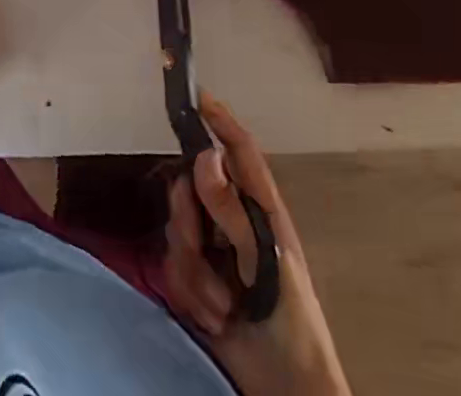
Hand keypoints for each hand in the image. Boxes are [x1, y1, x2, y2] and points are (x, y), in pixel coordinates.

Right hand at [163, 95, 350, 395]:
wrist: (280, 385)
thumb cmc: (289, 321)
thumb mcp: (265, 262)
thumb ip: (231, 210)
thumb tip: (206, 154)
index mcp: (262, 214)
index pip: (240, 155)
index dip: (221, 122)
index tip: (197, 94)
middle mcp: (232, 224)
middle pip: (189, 192)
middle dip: (189, 225)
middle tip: (203, 252)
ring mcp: (212, 250)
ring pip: (175, 231)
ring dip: (194, 272)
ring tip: (222, 304)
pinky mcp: (193, 276)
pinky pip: (170, 264)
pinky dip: (189, 292)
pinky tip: (213, 315)